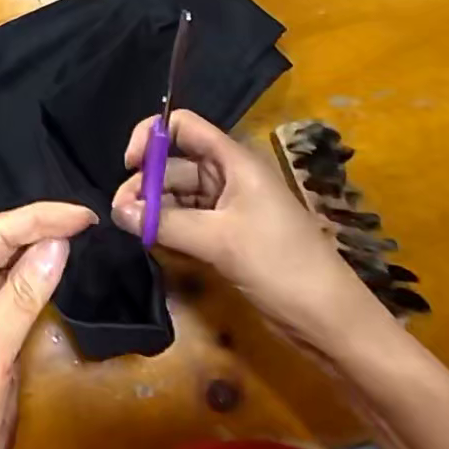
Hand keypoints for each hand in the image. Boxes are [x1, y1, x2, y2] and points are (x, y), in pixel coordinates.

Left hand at [0, 202, 97, 448]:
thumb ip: (24, 291)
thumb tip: (59, 241)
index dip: (40, 218)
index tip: (84, 216)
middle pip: (4, 242)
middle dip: (43, 226)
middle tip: (89, 221)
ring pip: (12, 262)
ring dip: (43, 246)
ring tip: (82, 232)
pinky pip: (17, 288)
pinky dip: (40, 275)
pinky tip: (60, 264)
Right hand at [110, 110, 379, 344]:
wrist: (330, 321)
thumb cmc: (281, 265)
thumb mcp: (220, 241)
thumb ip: (166, 224)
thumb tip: (118, 212)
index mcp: (234, 162)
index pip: (184, 126)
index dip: (152, 136)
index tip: (129, 165)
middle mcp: (227, 177)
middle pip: (173, 164)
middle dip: (145, 183)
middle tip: (120, 214)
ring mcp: (226, 208)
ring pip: (176, 195)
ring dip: (152, 208)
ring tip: (131, 229)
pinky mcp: (225, 235)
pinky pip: (186, 220)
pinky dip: (166, 227)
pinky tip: (150, 240)